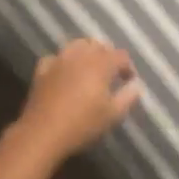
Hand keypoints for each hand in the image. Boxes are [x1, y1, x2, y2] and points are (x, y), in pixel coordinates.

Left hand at [12, 39, 142, 161]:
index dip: (128, 66)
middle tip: (111, 73)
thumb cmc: (82, 124)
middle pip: (98, 45)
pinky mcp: (42, 69)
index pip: (120, 55)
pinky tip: (64, 73)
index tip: (129, 80)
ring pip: (76, 46)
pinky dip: (63, 62)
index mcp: (100, 64)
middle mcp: (80, 55)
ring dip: (86, 53)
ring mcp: (59, 60)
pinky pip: (56, 58)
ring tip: (89, 68)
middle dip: (107, 55)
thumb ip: (128, 97)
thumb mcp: (112, 115)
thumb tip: (136, 85)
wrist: (43, 132)